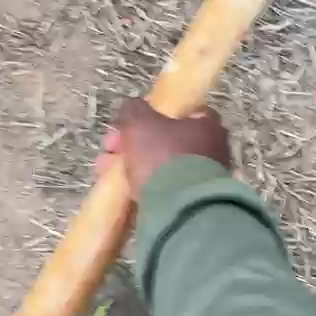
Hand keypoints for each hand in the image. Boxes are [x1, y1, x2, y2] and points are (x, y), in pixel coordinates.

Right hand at [101, 97, 233, 195]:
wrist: (180, 209)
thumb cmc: (163, 156)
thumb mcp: (141, 124)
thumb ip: (133, 110)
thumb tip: (130, 106)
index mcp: (206, 124)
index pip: (178, 112)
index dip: (148, 115)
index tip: (125, 125)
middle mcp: (211, 149)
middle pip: (165, 140)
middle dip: (133, 143)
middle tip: (109, 149)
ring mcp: (203, 178)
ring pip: (161, 165)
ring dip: (132, 165)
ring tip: (104, 171)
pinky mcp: (192, 203)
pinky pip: (162, 188)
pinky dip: (141, 186)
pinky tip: (121, 190)